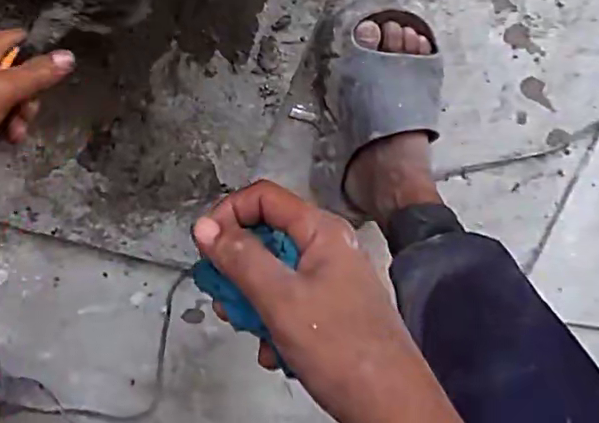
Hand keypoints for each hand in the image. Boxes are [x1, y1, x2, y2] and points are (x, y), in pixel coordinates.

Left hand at [0, 29, 73, 180]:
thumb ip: (39, 72)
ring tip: (12, 134)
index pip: (23, 40)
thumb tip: (69, 56)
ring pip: (13, 92)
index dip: (36, 59)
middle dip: (27, 98)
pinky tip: (0, 138)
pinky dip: (4, 123)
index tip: (40, 82)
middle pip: (21, 69)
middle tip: (22, 116)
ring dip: (18, 115)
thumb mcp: (5, 92)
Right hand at [192, 181, 460, 422]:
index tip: (206, 244)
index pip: (263, 196)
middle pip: (267, 235)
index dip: (229, 213)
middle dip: (239, 266)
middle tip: (222, 293)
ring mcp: (331, 277)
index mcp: (321, 229)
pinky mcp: (332, 307)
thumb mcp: (281, 299)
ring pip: (275, 272)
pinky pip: (289, 299)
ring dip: (254, 300)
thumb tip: (207, 227)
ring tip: (249, 327)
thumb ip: (241, 259)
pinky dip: (274, 321)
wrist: (392, 407)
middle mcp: (328, 245)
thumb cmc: (346, 350)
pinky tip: (274, 350)